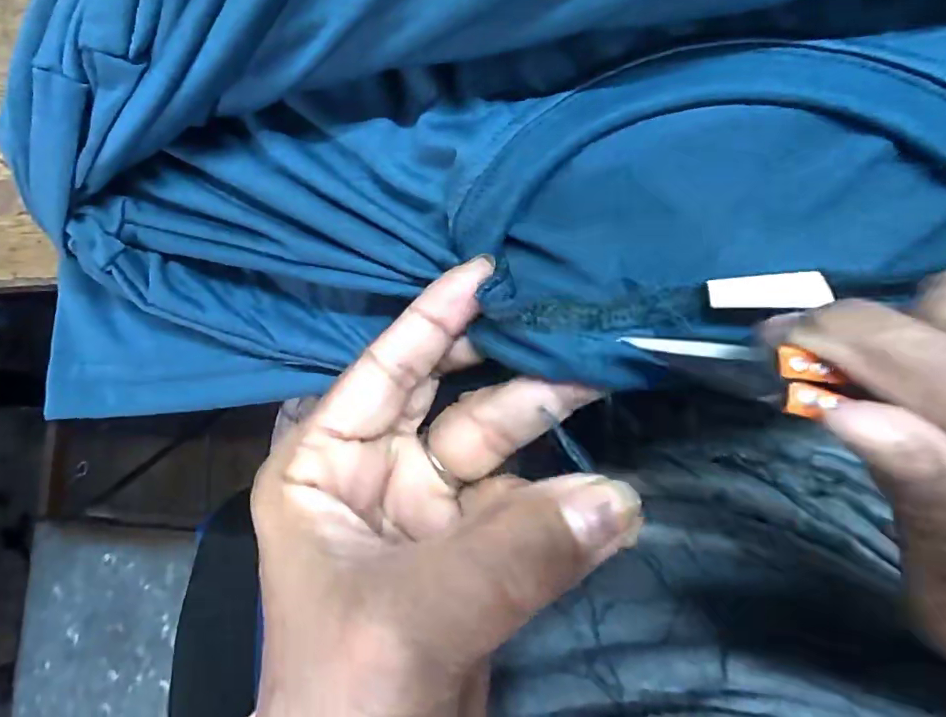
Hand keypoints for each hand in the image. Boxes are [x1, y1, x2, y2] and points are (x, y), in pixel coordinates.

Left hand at [251, 257, 642, 716]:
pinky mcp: (469, 554)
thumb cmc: (346, 698)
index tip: (485, 271)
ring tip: (598, 377)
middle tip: (553, 315)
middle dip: (498, 356)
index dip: (432, 316)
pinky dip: (563, 495)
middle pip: (443, 393)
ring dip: (542, 415)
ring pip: (490, 443)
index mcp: (325, 464)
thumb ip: (514, 554)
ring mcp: (424, 512)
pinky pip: (520, 504)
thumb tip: (620, 497)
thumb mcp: (415, 616)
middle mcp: (372, 472)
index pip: (384, 369)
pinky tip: (609, 486)